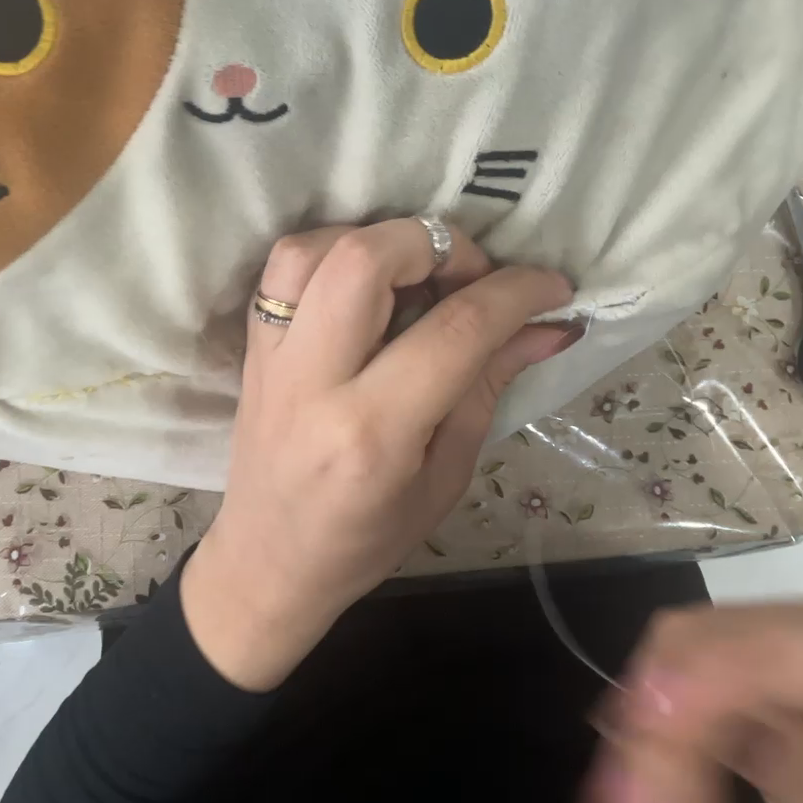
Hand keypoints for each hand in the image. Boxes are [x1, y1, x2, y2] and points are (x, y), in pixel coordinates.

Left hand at [181, 219, 576, 690]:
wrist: (268, 564)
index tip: (551, 287)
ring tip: (414, 273)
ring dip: (376, 239)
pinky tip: (365, 282)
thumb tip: (547, 326)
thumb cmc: (364, 540)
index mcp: (372, 434)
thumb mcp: (445, 477)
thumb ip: (488, 387)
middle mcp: (313, 383)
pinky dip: (330, 251)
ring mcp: (271, 359)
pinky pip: (281, 268)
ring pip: (312, 250)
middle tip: (471, 276)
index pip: (454, 331)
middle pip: (365, 260)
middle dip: (437, 244)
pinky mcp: (251, 348)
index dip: (515, 293)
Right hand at [576, 603, 802, 802]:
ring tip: (636, 794)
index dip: (702, 678)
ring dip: (659, 710)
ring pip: (714, 638)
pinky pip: (729, 658)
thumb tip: (692, 713)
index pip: (801, 650)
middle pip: (736, 631)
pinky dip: (684, 706)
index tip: (631, 739)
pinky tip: (667, 755)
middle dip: (658, 707)